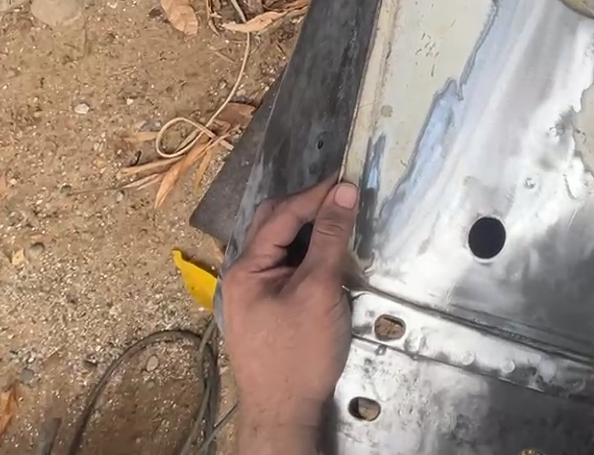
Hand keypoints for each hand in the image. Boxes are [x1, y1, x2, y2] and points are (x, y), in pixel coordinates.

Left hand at [219, 178, 358, 445]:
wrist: (284, 415)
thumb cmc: (300, 352)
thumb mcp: (320, 289)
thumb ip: (331, 236)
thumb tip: (344, 190)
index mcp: (247, 267)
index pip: (284, 214)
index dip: (317, 193)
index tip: (349, 179)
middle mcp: (244, 272)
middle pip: (275, 222)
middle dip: (308, 203)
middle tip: (344, 193)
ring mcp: (255, 289)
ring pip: (281, 240)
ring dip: (308, 223)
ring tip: (340, 212)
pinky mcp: (269, 303)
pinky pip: (286, 259)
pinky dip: (307, 245)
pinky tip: (328, 245)